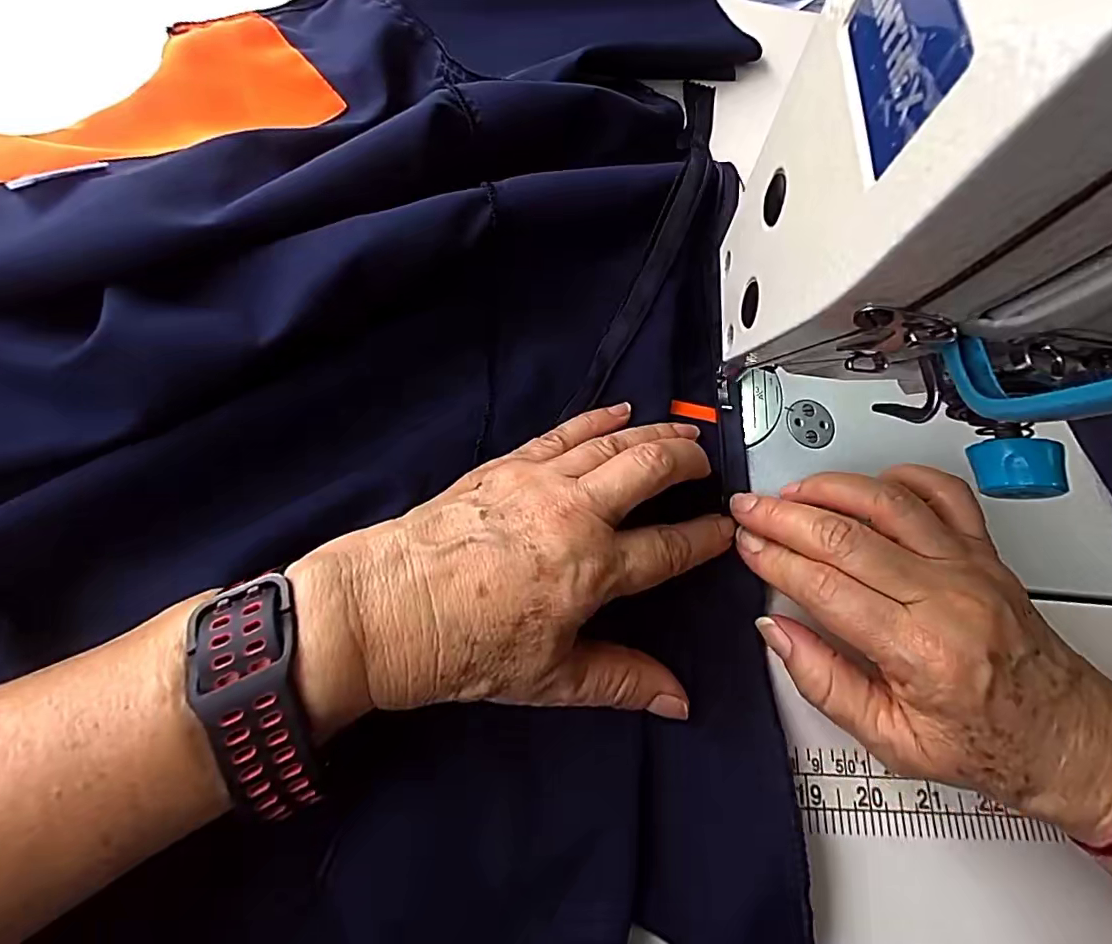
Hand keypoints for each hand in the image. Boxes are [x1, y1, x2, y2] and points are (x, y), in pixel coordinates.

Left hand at [288, 404, 735, 733]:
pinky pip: (562, 433)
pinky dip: (595, 420)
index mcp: (592, 568)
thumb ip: (620, 680)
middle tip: (707, 465)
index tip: (724, 530)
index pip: (670, 547)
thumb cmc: (461, 644)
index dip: (706, 537)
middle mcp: (572, 513)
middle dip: (688, 462)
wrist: (387, 605)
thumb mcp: (549, 676)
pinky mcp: (503, 466)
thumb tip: (675, 698)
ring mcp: (536, 482)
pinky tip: (617, 412)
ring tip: (681, 432)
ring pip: (611, 443)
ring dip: (653, 434)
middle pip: (650, 470)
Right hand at [729, 466, 1111, 844]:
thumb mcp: (893, 741)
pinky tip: (867, 484)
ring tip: (789, 491)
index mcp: (923, 651)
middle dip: (781, 515)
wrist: (1076, 743)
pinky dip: (900, 477)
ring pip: (886, 502)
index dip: (772, 557)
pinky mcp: (985, 554)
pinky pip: (943, 494)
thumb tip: (775, 630)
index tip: (744, 544)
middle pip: (844, 534)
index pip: (823, 584)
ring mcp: (971, 568)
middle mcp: (950, 599)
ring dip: (828, 487)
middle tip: (747, 508)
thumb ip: (823, 682)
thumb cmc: (991, 745)